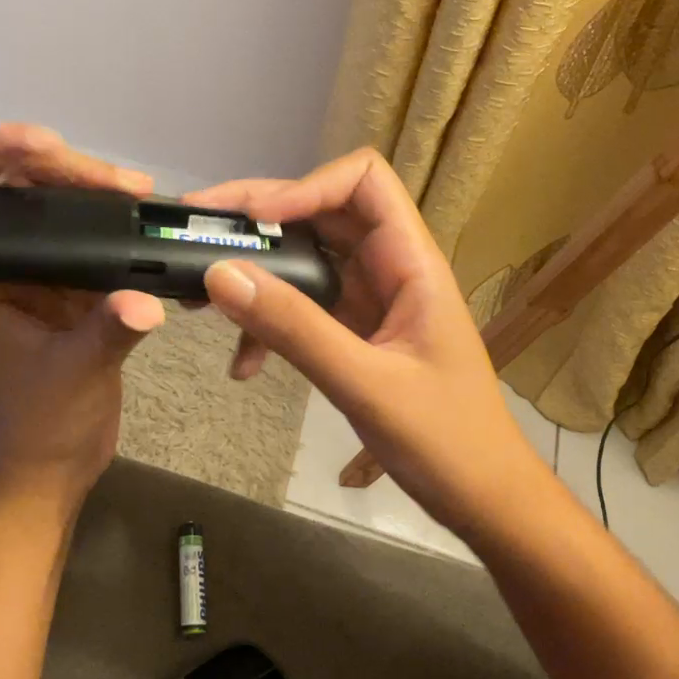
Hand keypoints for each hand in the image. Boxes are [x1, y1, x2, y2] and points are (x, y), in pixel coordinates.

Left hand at [0, 124, 165, 502]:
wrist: (59, 464)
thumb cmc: (44, 423)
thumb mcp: (74, 374)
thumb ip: (107, 333)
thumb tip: (145, 302)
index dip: (0, 155)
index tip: (46, 143)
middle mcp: (19, 263)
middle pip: (33, 190)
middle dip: (72, 170)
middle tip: (124, 181)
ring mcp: (55, 274)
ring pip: (72, 209)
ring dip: (102, 191)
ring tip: (142, 193)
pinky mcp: (87, 289)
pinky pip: (106, 241)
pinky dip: (126, 226)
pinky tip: (153, 220)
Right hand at [184, 148, 541, 540]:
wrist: (482, 497)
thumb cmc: (446, 441)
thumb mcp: (365, 384)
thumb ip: (295, 329)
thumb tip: (220, 274)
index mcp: (410, 261)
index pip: (363, 181)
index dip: (306, 184)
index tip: (253, 218)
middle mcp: (388, 268)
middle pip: (320, 213)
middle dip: (258, 221)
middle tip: (196, 233)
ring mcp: (369, 300)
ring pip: (304, 261)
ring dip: (255, 275)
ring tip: (198, 298)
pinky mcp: (353, 332)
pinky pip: (301, 308)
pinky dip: (268, 325)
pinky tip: (243, 365)